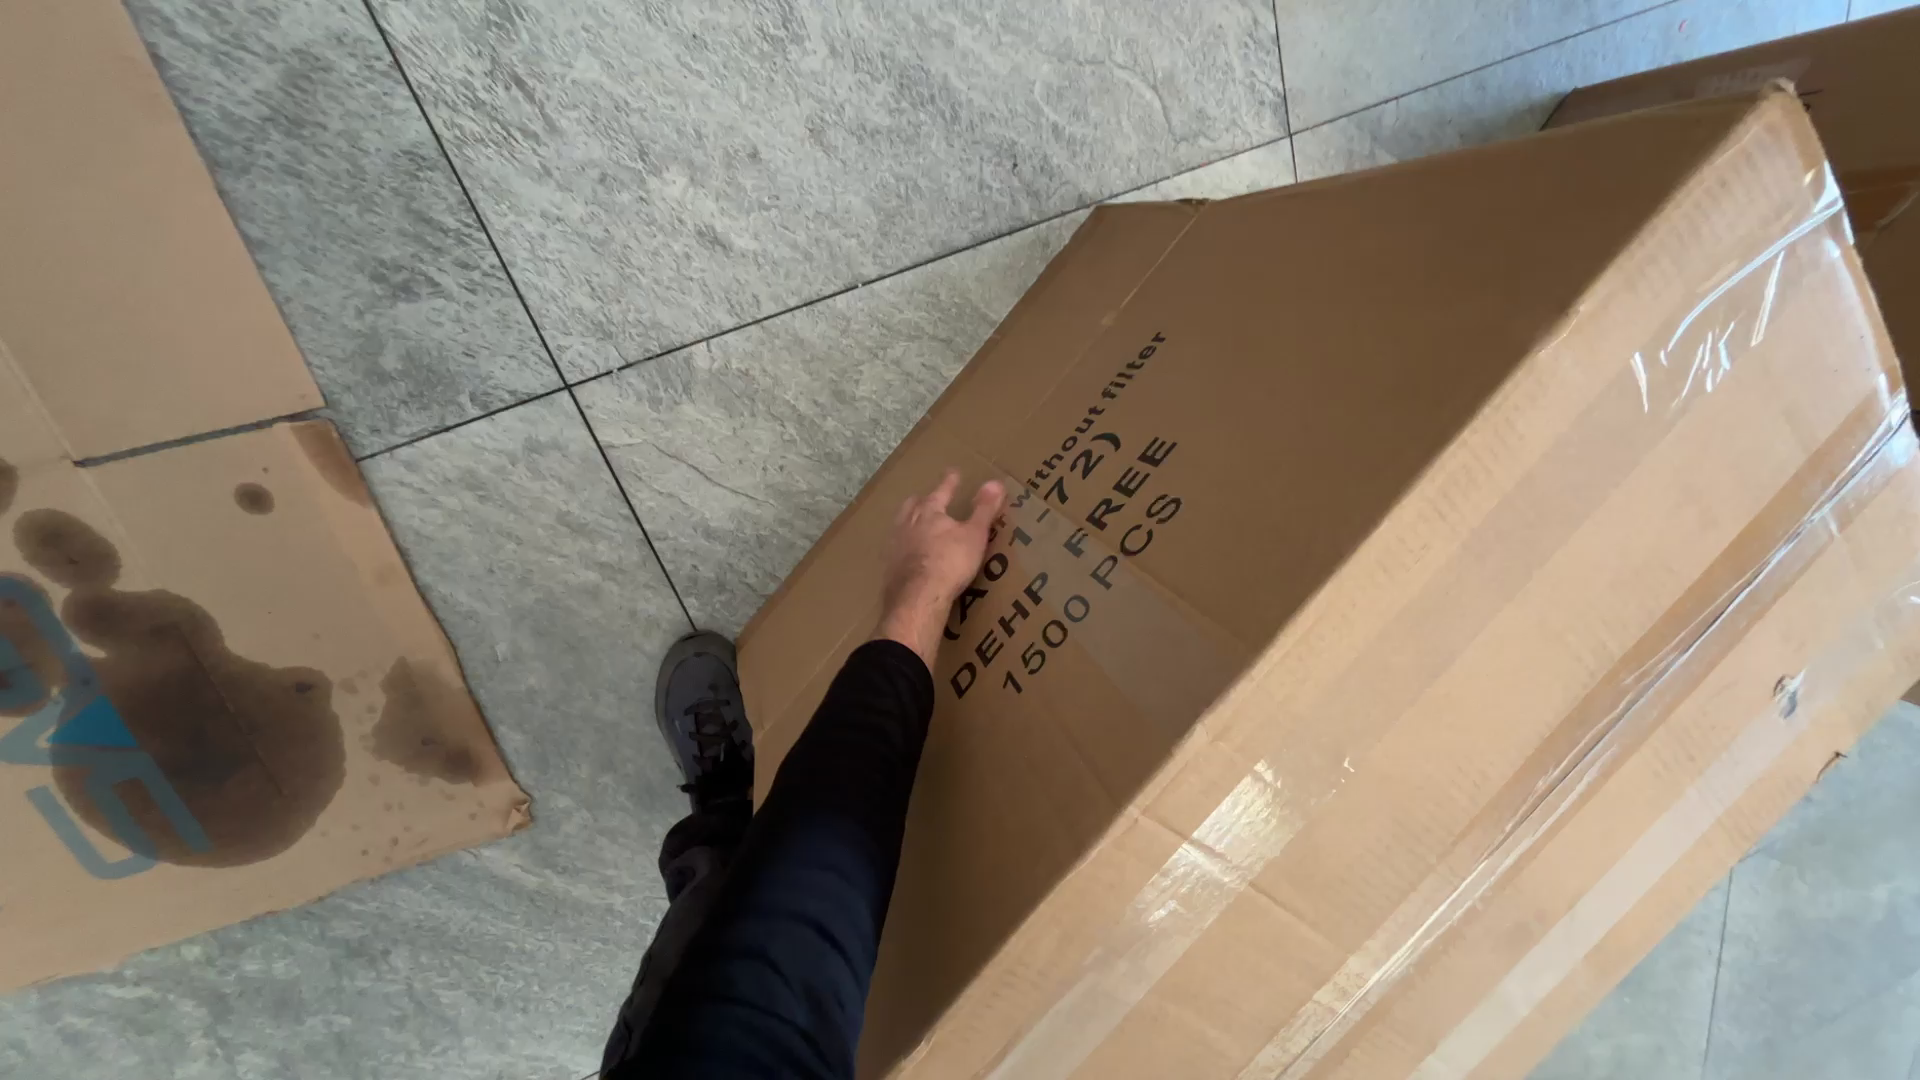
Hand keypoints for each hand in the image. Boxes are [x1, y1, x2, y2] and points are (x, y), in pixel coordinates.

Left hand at [876, 469, 1005, 669]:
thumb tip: (996, 482)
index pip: (942, 490)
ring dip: (907, 521)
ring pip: (899, 525)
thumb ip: (984, 509)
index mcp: (929, 512)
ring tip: (912, 522)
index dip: (950, 482)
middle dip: (921, 500)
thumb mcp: (974, 535)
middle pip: (912, 505)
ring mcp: (894, 545)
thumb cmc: (950, 562)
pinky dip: (901, 547)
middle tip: (924, 497)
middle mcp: (907, 523)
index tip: (953, 472)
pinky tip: (904, 554)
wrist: (917, 597)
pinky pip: (894, 550)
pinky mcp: (888, 567)